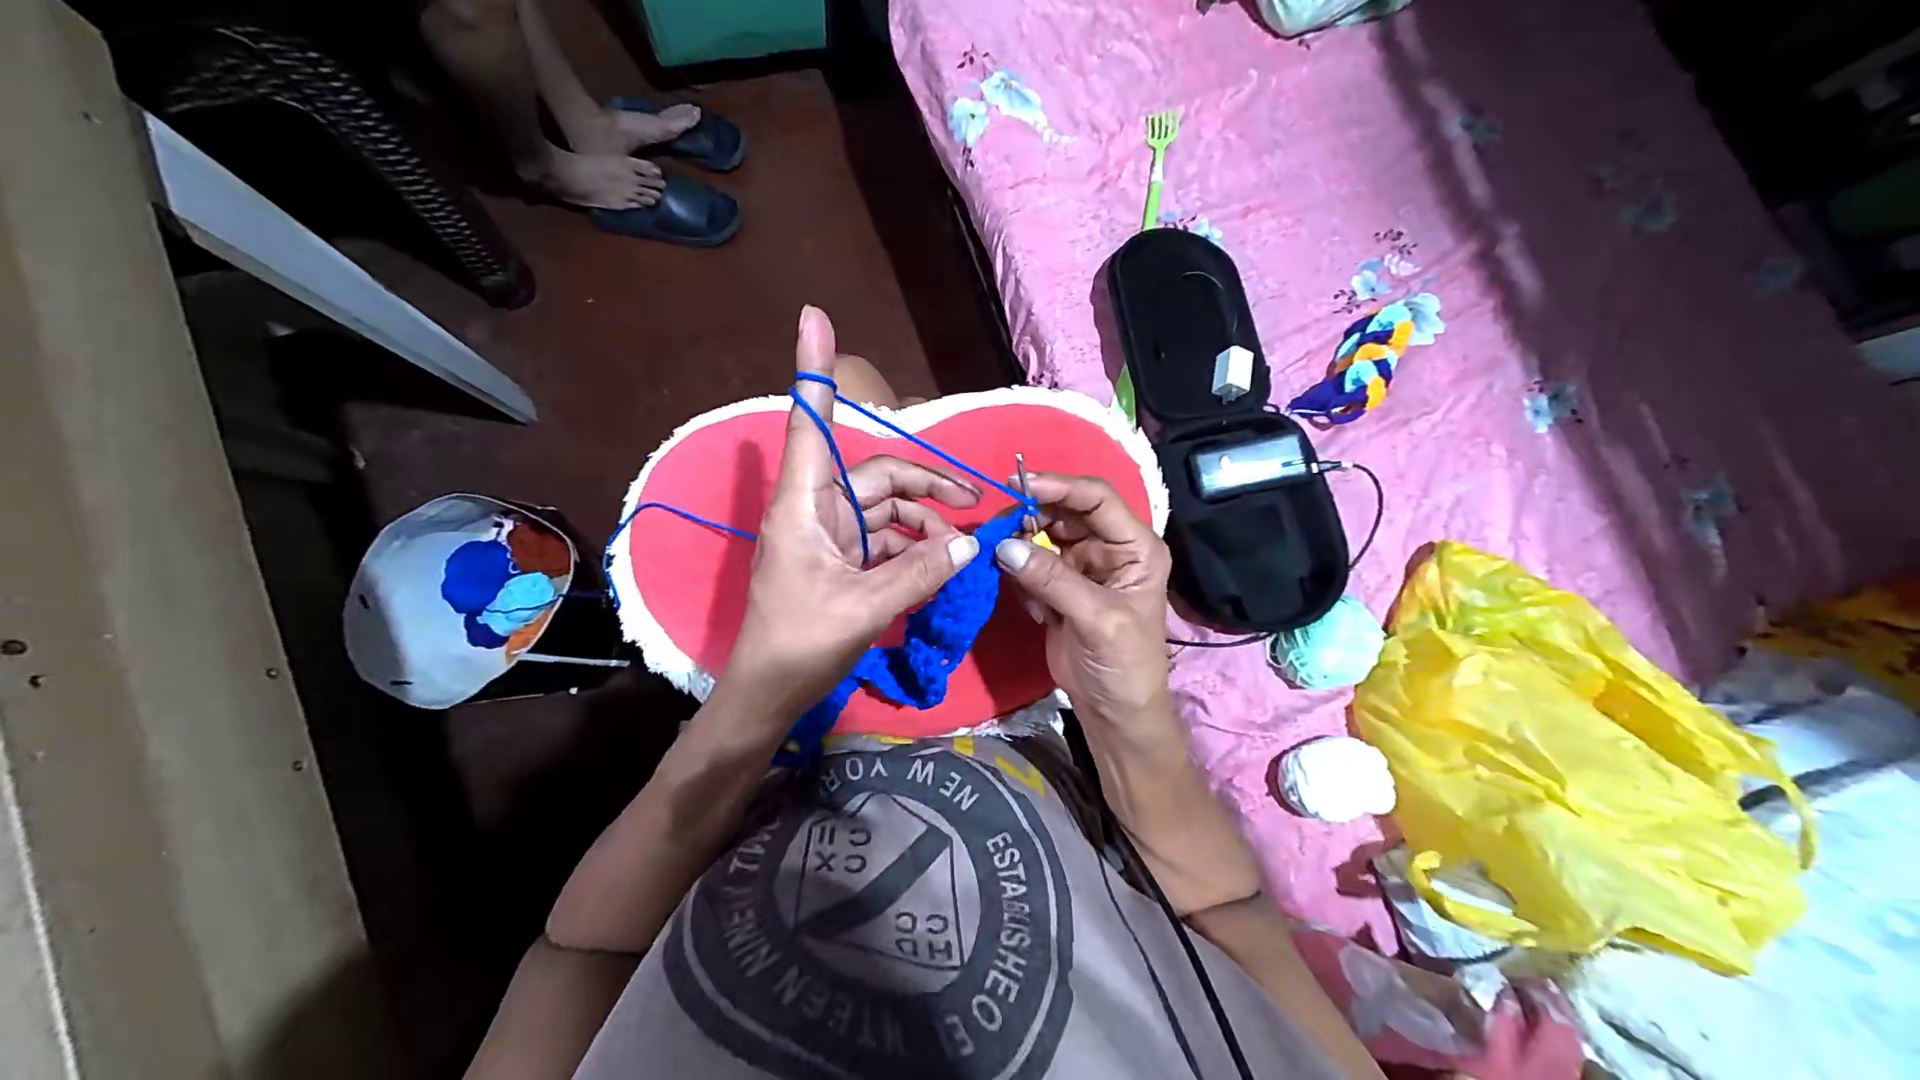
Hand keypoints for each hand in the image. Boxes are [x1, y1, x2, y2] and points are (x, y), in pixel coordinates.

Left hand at [721, 307, 982, 721]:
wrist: (770, 693)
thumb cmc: (801, 644)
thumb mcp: (866, 607)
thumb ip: (921, 572)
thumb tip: (969, 542)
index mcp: (804, 507)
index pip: (809, 424)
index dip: (813, 371)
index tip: (813, 317)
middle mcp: (816, 511)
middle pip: (876, 476)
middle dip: (925, 484)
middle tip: (973, 502)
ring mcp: (829, 537)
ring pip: (885, 508)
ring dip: (923, 521)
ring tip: (960, 547)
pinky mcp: (840, 561)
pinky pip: (884, 538)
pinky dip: (912, 545)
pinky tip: (938, 561)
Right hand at [990, 473, 1172, 731]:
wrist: (1114, 713)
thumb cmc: (1124, 664)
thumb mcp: (1097, 619)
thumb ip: (1053, 580)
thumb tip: (1004, 546)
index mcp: (1135, 547)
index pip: (1097, 499)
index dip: (1060, 486)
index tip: (1017, 485)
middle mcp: (1109, 548)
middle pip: (1065, 511)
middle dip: (1031, 514)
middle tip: (997, 526)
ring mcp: (1081, 566)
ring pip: (1042, 535)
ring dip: (1020, 544)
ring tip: (1002, 559)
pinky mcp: (1058, 587)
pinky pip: (1030, 563)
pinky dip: (1019, 573)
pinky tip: (1030, 603)